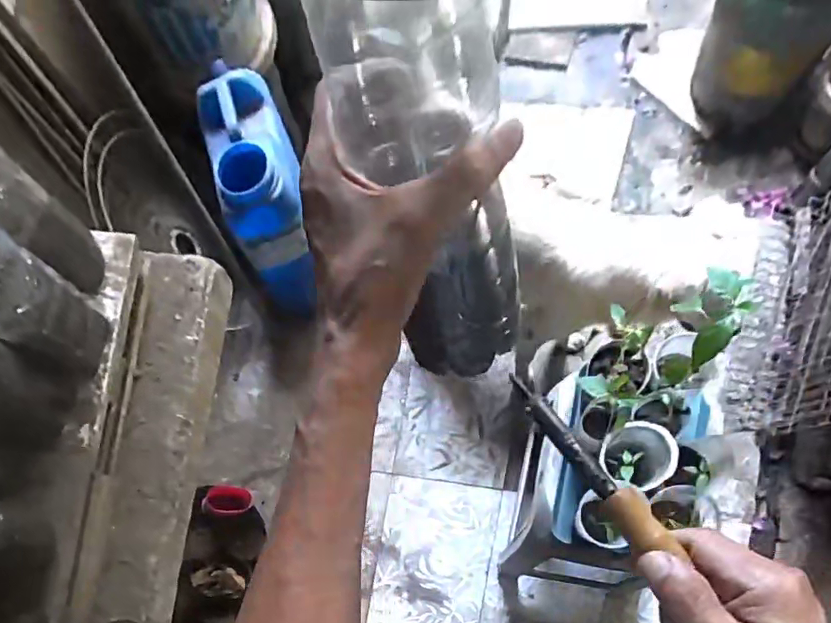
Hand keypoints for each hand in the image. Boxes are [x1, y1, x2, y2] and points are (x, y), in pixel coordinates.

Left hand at [300, 82, 522, 364]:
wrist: (359, 343)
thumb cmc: (377, 278)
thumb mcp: (422, 216)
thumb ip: (465, 174)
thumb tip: (511, 131)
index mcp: (322, 166)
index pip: (333, 95)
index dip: (365, 77)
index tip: (404, 71)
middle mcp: (320, 185)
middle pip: (350, 126)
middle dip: (386, 108)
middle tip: (429, 97)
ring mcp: (332, 214)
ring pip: (359, 163)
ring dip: (390, 146)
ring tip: (432, 130)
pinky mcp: (348, 239)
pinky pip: (368, 193)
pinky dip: (392, 181)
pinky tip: (424, 182)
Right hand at [636, 531, 830, 622]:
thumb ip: (687, 599)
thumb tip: (652, 556)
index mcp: (766, 579)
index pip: (700, 541)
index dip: (663, 552)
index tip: (640, 581)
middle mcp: (777, 576)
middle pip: (707, 559)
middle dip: (679, 586)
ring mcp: (780, 596)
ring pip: (714, 580)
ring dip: (692, 605)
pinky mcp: (778, 615)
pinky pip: (729, 599)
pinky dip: (710, 617)